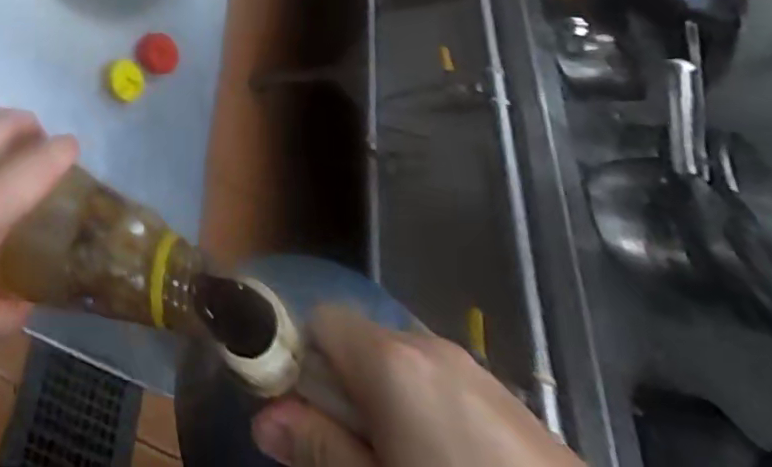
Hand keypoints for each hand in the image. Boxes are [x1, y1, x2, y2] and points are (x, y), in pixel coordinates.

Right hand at [251, 306, 581, 466]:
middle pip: (358, 340)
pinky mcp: (505, 397)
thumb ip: (320, 448)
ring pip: (398, 364)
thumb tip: (266, 418)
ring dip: (379, 400)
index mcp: (392, 360)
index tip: (298, 410)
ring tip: (394, 462)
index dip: (300, 359)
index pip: (320, 320)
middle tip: (346, 452)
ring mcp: (473, 368)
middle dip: (339, 386)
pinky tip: (441, 464)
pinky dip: (420, 409)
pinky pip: (438, 383)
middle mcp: (428, 346)